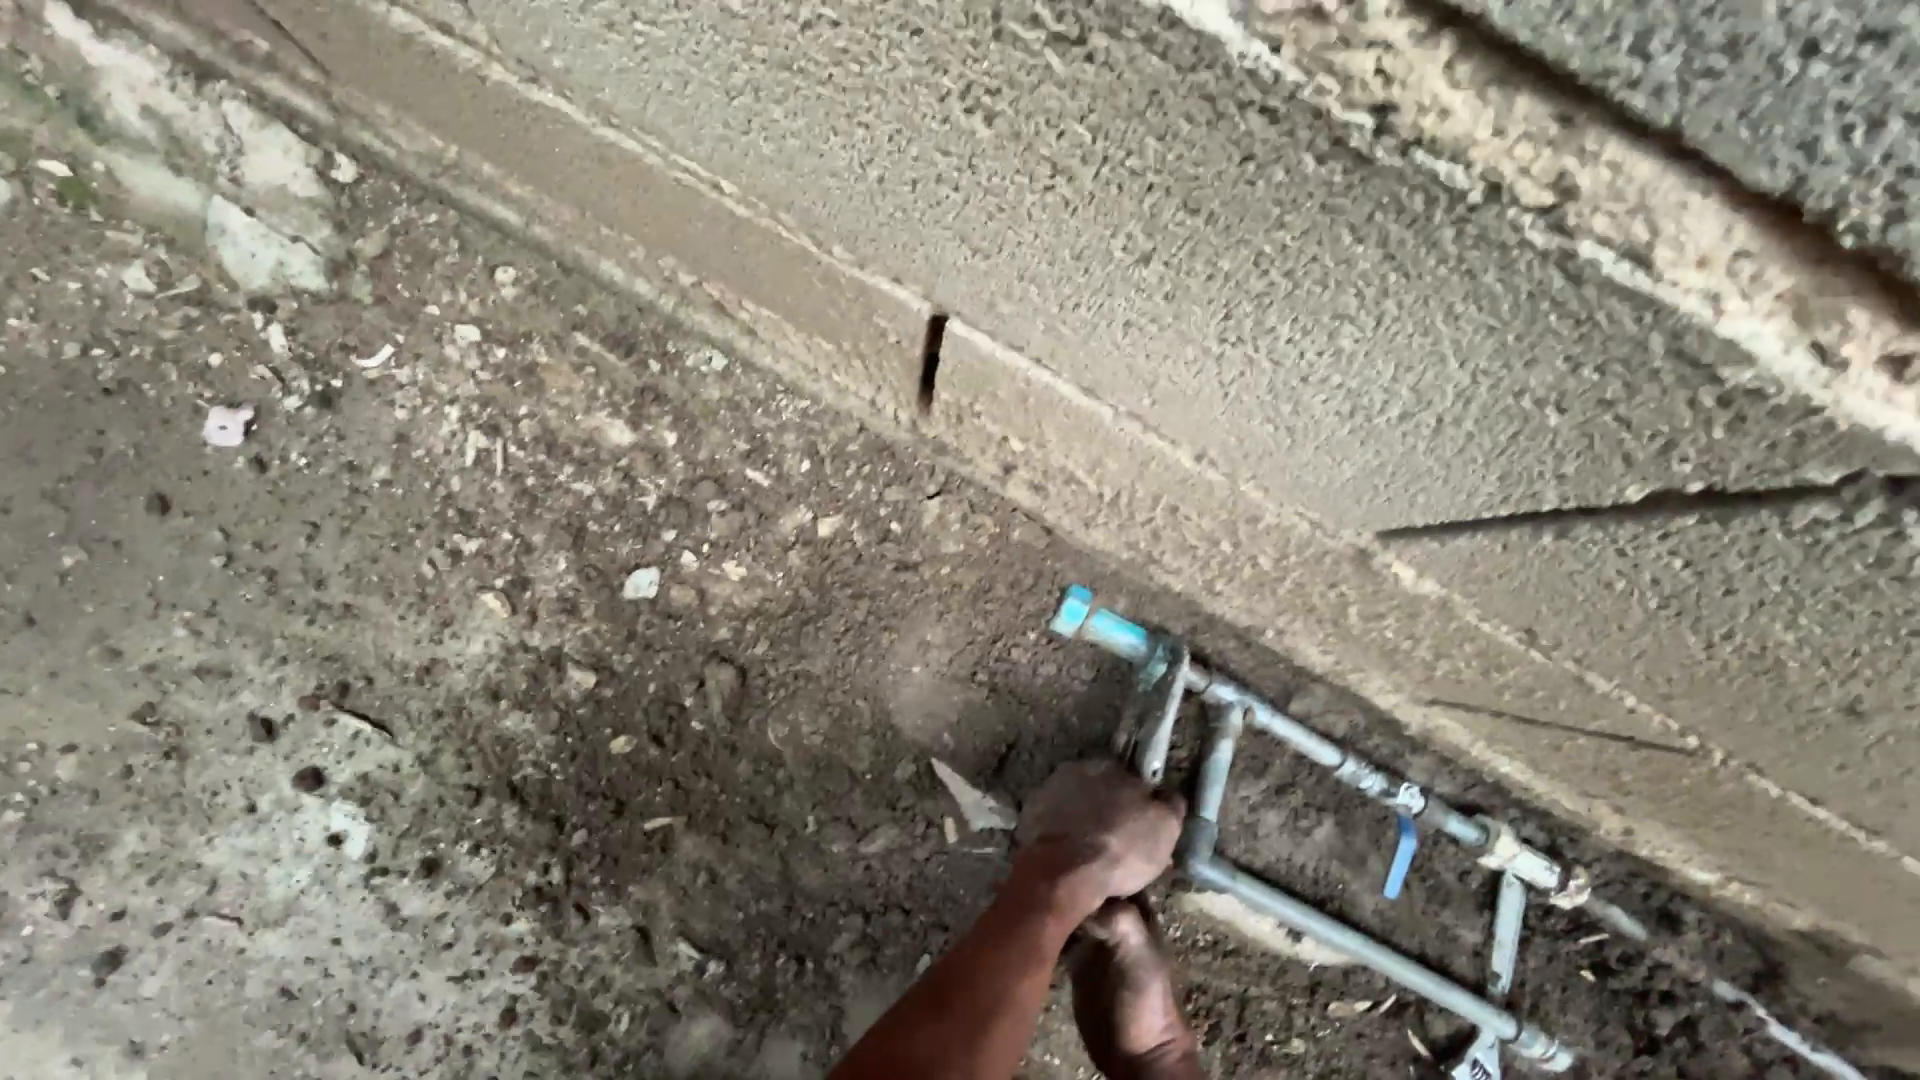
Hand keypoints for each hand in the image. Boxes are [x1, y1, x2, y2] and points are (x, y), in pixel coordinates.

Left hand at [1015, 761, 1185, 916]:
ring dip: (1084, 822)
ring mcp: (1048, 790)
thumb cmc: (1120, 848)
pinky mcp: (1028, 814)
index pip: (1131, 779)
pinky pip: (1053, 822)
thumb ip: (1170, 805)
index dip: (1138, 804)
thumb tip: (1170, 795)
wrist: (1063, 871)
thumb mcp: (1164, 828)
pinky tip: (1070, 857)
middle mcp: (1076, 769)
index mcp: (1110, 766)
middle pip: (1100, 791)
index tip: (1141, 828)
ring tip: (1092, 855)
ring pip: (1075, 806)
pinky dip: (1062, 835)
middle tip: (1117, 843)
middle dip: (1108, 811)